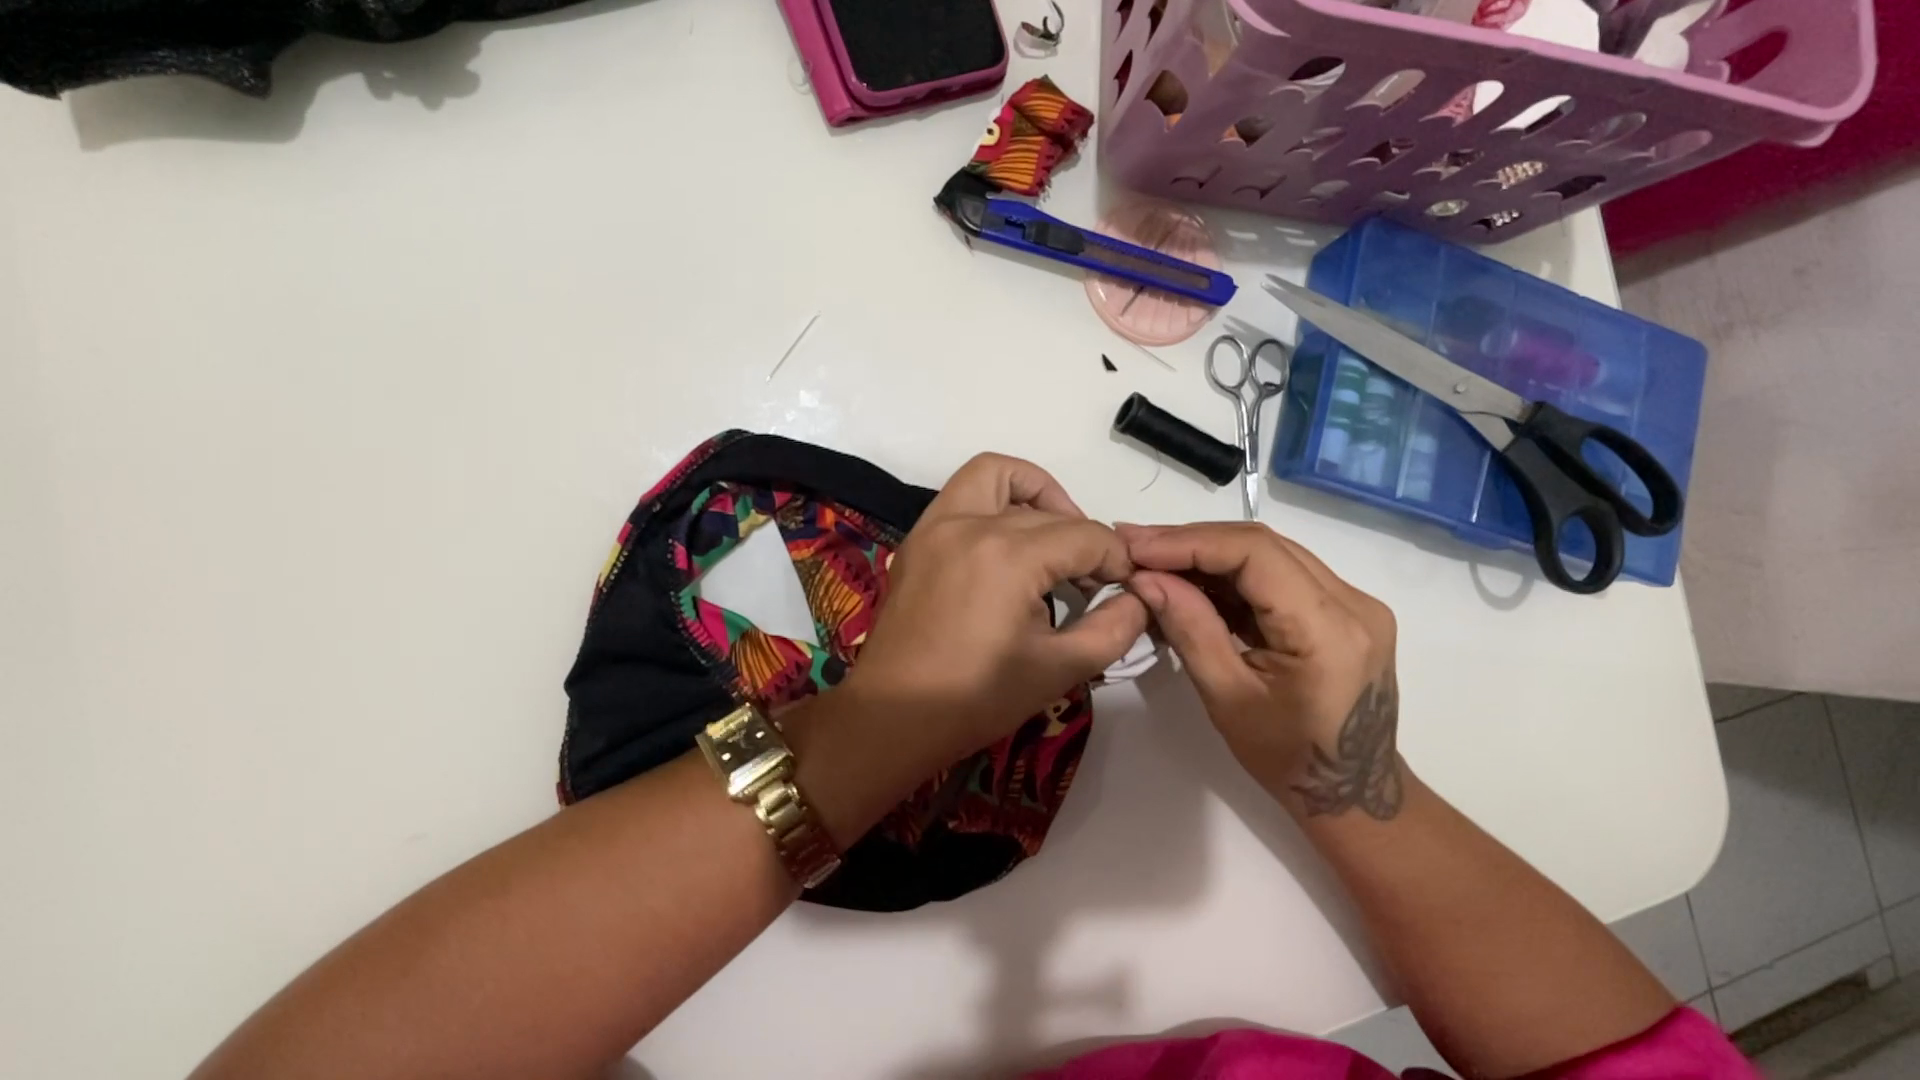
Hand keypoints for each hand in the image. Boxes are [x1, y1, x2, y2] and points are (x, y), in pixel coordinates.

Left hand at [836, 454, 1148, 778]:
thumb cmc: (977, 698)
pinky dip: (994, 502)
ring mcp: (937, 526)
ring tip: (1055, 537)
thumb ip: (1114, 627)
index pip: (1086, 536)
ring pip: (995, 476)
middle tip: (1093, 582)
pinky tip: (1010, 548)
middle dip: (1083, 539)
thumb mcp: (1060, 669)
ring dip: (1034, 493)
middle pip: (1048, 512)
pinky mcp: (918, 539)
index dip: (1117, 561)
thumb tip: (1139, 598)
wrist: (894, 716)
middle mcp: (970, 524)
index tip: (1125, 588)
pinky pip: (962, 495)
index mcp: (1009, 556)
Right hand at [1119, 523, 1402, 819]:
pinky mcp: (1344, 608)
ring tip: (1152, 560)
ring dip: (1209, 553)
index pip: (1255, 554)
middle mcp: (1353, 602)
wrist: (1351, 793)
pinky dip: (1232, 574)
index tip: (1135, 546)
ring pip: (1271, 554)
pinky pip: (1281, 574)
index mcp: (1329, 630)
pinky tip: (1191, 580)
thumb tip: (1144, 577)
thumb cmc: (1286, 758)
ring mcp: (1354, 602)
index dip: (1190, 542)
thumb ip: (1189, 628)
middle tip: (1132, 546)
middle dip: (1192, 541)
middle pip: (1263, 546)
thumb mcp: (1227, 698)